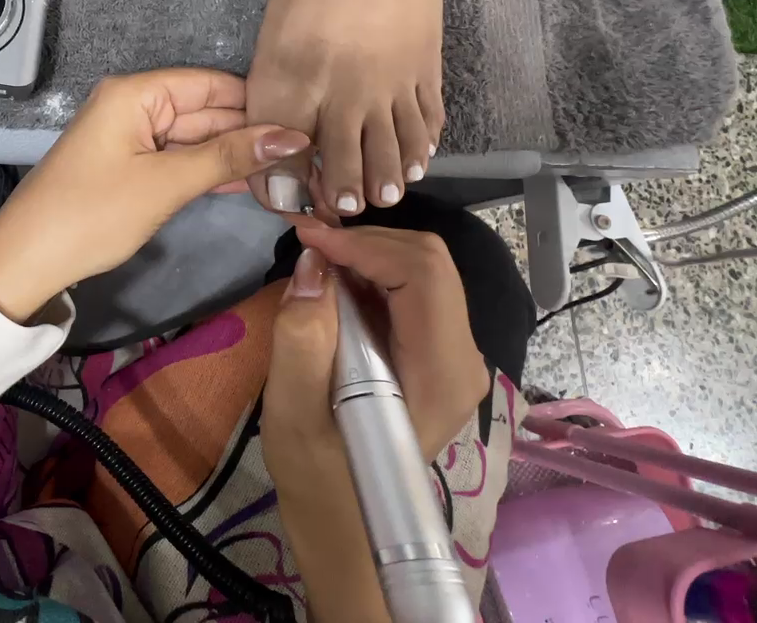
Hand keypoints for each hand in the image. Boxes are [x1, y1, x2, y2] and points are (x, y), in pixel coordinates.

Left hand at [0, 69, 309, 321]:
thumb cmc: (95, 212)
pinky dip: (210, 170)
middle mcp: (136, 105)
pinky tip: (255, 182)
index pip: (211, 84)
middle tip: (311, 155)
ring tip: (294, 171)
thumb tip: (292, 136)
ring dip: (237, 155)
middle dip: (252, 133)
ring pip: (196, 138)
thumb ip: (228, 157)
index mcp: (136, 93)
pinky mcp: (133, 165)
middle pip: (206, 110)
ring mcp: (134, 136)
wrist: (30, 258)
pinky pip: (180, 159)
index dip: (257, 102)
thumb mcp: (165, 183)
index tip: (308, 123)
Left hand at [247, 0, 445, 217]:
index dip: (283, 180)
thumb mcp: (272, 17)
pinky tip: (421, 155)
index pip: (282, 150)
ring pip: (388, 145)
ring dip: (383, 176)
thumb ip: (277, 75)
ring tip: (382, 198)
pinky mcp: (429, 56)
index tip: (286, 198)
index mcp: (286, 77)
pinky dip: (422, 141)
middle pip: (341, 157)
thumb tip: (283, 121)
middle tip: (340, 212)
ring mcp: (390, 75)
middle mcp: (338, 88)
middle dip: (338, 190)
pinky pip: (428, 115)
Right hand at [281, 223, 489, 460]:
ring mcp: (450, 353)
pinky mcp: (432, 351)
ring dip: (365, 252)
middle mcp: (461, 357)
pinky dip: (368, 269)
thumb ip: (303, 339)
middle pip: (428, 262)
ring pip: (421, 268)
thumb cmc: (317, 473)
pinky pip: (409, 287)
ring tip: (313, 259)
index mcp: (440, 373)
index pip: (423, 274)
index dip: (364, 244)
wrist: (342, 518)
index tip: (305, 238)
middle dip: (364, 241)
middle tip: (305, 244)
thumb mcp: (294, 412)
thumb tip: (313, 264)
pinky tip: (330, 282)